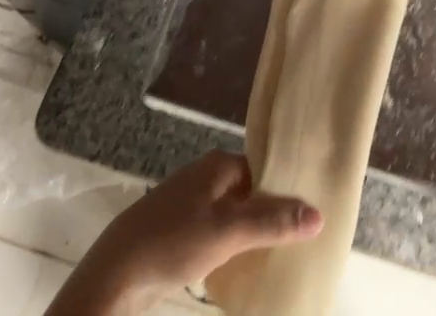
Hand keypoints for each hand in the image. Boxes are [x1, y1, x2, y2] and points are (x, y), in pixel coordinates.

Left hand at [48, 151, 321, 314]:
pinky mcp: (181, 229)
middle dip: (275, 211)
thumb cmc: (174, 240)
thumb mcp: (229, 231)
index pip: (265, 168)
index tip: (314, 209)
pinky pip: (221, 231)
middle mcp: (206, 176)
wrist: (117, 271)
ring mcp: (192, 202)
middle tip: (304, 235)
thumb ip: (272, 221)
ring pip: (236, 213)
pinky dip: (236, 244)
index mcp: (218, 164)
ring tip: (283, 251)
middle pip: (252, 190)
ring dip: (256, 230)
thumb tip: (318, 214)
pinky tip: (248, 262)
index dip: (288, 188)